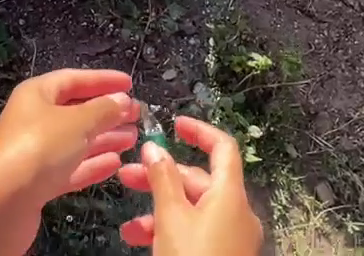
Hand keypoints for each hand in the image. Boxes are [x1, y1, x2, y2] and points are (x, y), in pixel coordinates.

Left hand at [0, 68, 140, 210]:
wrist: (2, 203)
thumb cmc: (39, 148)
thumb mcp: (76, 122)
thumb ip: (103, 109)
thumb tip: (123, 100)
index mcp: (37, 94)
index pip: (74, 79)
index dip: (102, 80)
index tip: (130, 83)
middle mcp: (35, 118)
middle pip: (76, 110)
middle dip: (107, 112)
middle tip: (137, 114)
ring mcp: (36, 151)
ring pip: (76, 140)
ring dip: (104, 138)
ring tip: (133, 138)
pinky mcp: (39, 182)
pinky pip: (71, 166)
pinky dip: (93, 163)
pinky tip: (115, 163)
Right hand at [115, 116, 262, 253]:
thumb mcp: (171, 217)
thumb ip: (162, 177)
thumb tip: (154, 146)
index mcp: (230, 195)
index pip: (222, 147)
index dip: (199, 131)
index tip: (173, 124)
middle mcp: (236, 213)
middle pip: (199, 180)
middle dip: (161, 177)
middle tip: (128, 175)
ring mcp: (230, 238)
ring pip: (192, 210)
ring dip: (158, 208)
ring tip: (128, 222)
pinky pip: (195, 233)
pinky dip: (169, 230)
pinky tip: (138, 239)